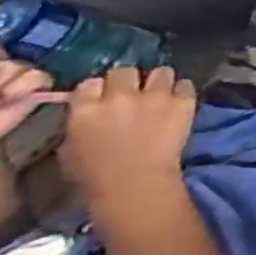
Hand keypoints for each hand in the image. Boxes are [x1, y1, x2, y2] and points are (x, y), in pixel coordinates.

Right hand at [60, 66, 196, 208]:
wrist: (135, 183)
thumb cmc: (94, 175)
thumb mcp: (69, 148)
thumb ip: (79, 121)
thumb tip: (89, 109)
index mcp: (86, 109)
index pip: (91, 82)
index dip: (98, 88)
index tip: (103, 96)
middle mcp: (121, 96)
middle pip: (126, 70)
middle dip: (129, 80)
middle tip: (134, 93)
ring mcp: (155, 96)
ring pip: (161, 71)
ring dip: (159, 82)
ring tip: (160, 95)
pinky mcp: (183, 101)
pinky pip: (186, 84)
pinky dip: (182, 92)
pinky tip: (177, 103)